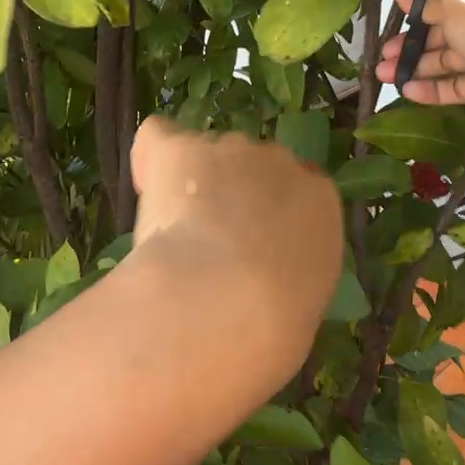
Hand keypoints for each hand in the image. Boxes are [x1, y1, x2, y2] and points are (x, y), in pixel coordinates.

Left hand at [129, 117, 343, 337]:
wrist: (227, 301)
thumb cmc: (274, 325)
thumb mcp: (301, 304)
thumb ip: (288, 274)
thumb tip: (265, 283)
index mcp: (319, 201)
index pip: (298, 188)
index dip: (270, 214)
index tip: (253, 245)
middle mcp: (278, 162)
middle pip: (253, 166)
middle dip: (232, 195)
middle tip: (212, 243)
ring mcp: (228, 149)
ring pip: (207, 155)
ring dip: (193, 183)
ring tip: (173, 232)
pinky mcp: (179, 149)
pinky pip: (160, 138)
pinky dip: (150, 159)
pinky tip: (145, 187)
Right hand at [375, 0, 464, 126]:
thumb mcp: (453, 4)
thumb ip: (424, 2)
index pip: (443, 0)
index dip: (416, 11)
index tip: (391, 20)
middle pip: (440, 32)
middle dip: (409, 43)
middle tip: (382, 55)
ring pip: (445, 60)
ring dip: (414, 66)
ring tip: (382, 75)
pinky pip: (456, 86)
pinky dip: (432, 89)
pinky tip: (407, 91)